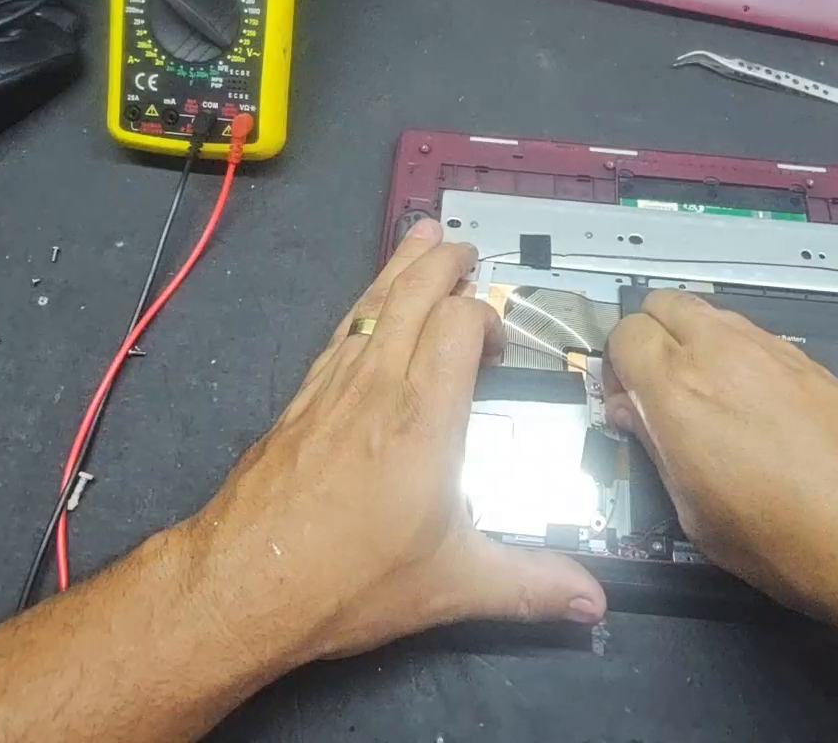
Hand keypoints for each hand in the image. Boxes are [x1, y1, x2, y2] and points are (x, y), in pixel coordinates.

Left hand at [173, 220, 606, 666]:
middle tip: (466, 250)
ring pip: (373, 302)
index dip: (485, 318)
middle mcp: (379, 384)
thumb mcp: (454, 586)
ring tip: (420, 235)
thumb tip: (593, 601)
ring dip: (401, 265)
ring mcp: (335, 383)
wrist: (244, 583)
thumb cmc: (350, 579)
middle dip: (443, 262)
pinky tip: (368, 301)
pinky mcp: (304, 395)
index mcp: (424, 417)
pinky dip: (364, 301)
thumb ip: (530, 585)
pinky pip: (342, 329)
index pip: (459, 324)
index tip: (497, 348)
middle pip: (412, 294)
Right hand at [604, 290, 837, 630]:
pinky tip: (755, 404)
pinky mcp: (809, 359)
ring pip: (708, 312)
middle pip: (662, 303)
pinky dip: (734, 353)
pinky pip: (752, 335)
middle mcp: (720, 352)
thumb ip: (655, 447)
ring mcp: (769, 349)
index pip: (624, 334)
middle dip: (648, 337)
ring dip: (691, 340)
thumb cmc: (784, 542)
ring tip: (707, 394)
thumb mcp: (694, 512)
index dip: (615, 366)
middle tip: (657, 387)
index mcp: (678, 388)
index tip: (626, 404)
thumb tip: (632, 412)